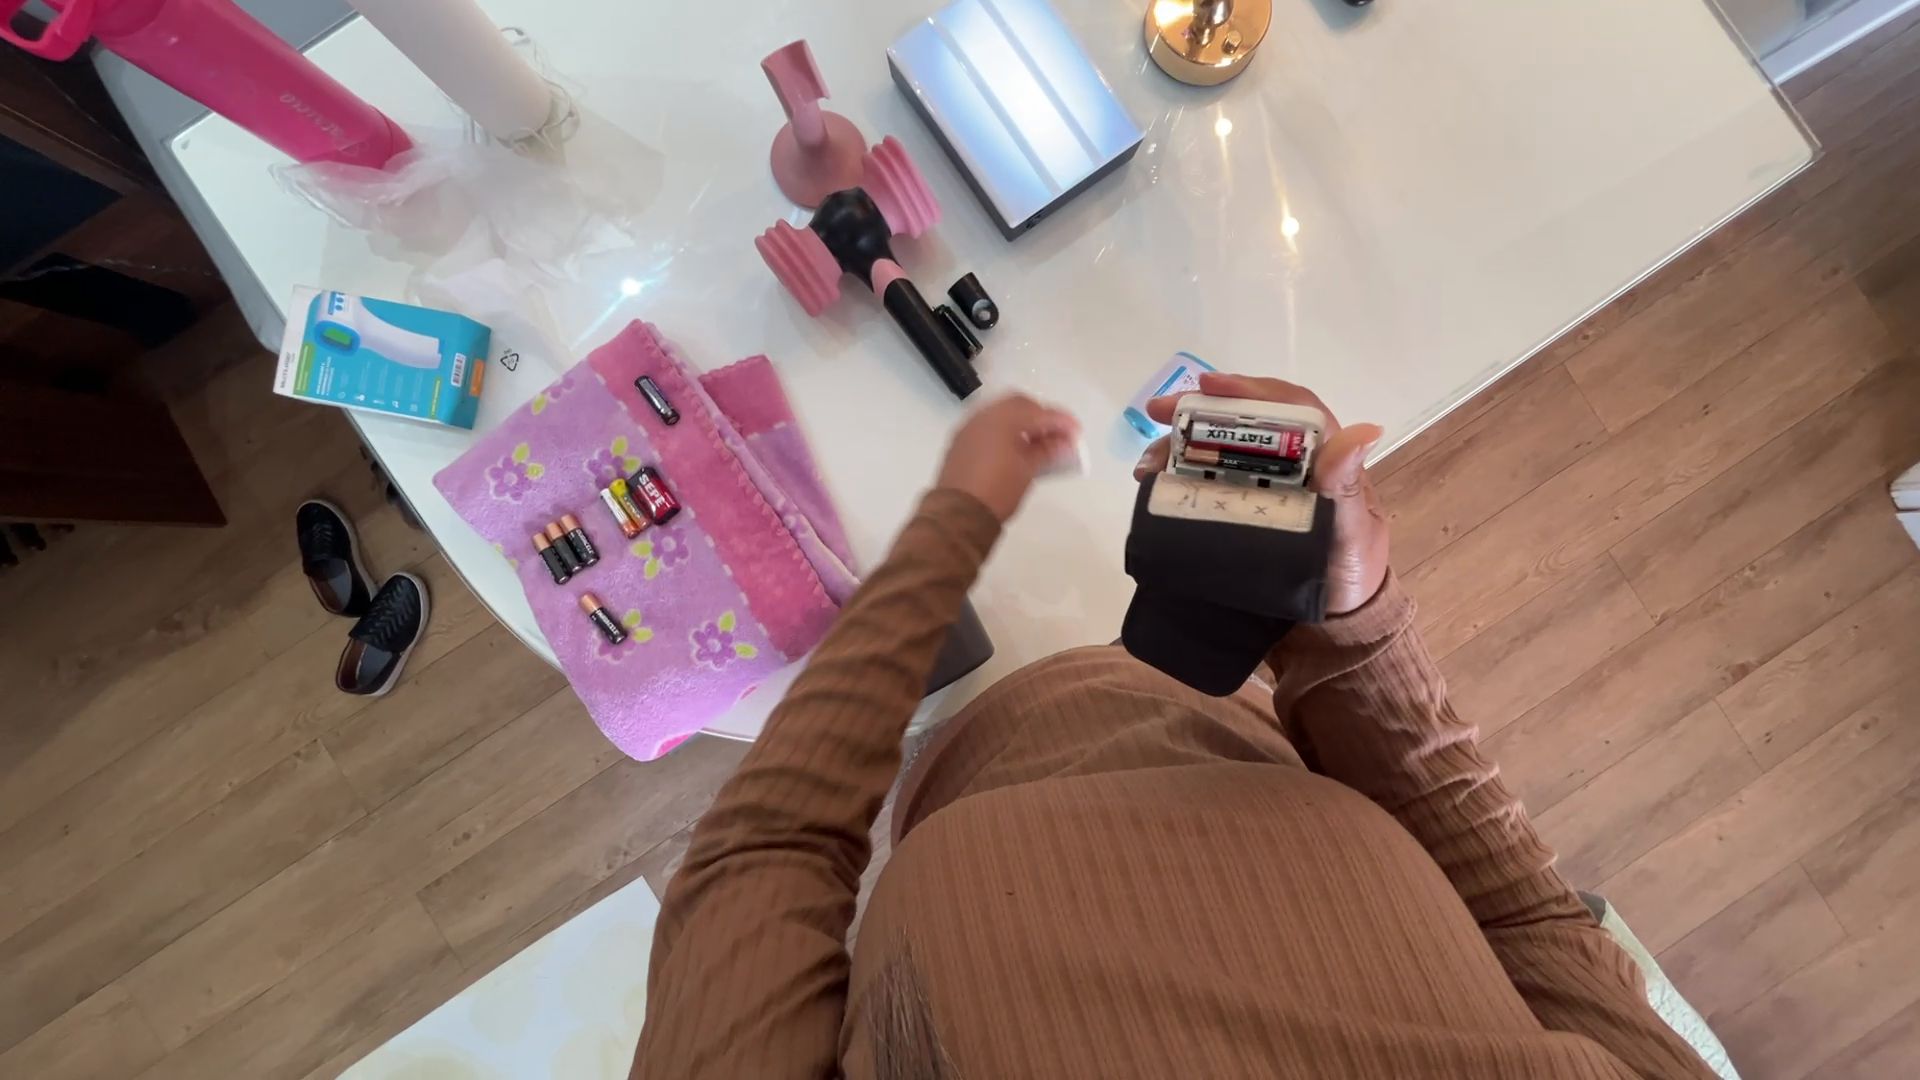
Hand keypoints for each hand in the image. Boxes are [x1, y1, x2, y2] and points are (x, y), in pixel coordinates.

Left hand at [936, 393, 1081, 521]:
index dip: (1061, 421)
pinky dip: (1004, 431)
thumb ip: (1047, 450)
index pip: (1038, 413)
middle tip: (1056, 434)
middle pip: (1018, 404)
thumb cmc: (998, 491)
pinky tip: (1014, 447)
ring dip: (1021, 422)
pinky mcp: (960, 442)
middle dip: (1040, 416)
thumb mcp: (1028, 470)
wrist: (957, 515)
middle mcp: (983, 416)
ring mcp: (968, 428)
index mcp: (1002, 419)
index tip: (1077, 433)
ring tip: (1037, 441)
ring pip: (1000, 413)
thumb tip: (1064, 442)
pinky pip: (986, 426)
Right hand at [1133, 373, 1388, 615]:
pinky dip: (1173, 477)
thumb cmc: (1348, 575)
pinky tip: (1152, 483)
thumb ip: (1348, 489)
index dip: (1249, 391)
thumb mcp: (1352, 533)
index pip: (1289, 408)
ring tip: (1146, 464)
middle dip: (1197, 411)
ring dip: (1177, 447)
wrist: (1329, 624)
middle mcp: (1286, 464)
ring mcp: (1258, 486)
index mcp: (1322, 460)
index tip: (1208, 388)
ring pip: (1215, 450)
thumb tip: (1364, 430)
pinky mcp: (1235, 510)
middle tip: (1155, 412)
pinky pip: (1202, 483)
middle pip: (1242, 422)